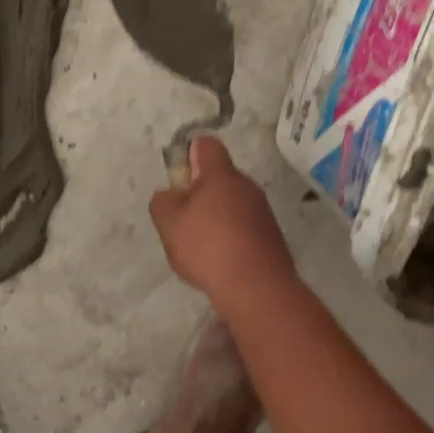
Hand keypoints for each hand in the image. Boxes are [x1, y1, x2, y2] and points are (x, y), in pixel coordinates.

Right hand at [148, 136, 296, 301]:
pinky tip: (219, 258)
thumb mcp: (168, 223)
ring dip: (214, 215)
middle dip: (198, 191)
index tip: (177, 177)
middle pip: (219, 176)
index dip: (188, 153)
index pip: (206, 145)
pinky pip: (243, 224)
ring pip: (231, 202)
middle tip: (182, 218)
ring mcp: (262, 211)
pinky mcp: (271, 235)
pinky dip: (229, 234)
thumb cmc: (207, 247)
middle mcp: (247, 186)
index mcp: (221, 176)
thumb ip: (163, 201)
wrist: (257, 288)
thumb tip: (171, 194)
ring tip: (199, 244)